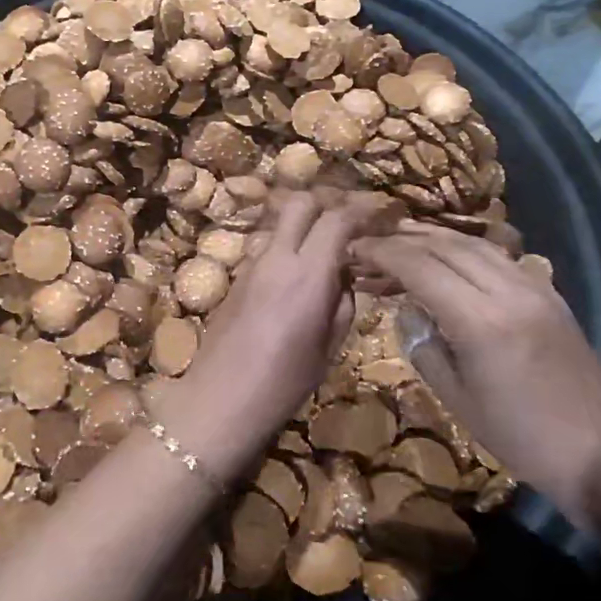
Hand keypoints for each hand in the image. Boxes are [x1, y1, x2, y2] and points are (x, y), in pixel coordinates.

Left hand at [157, 193, 379, 480]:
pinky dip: (287, 248)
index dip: (363, 209)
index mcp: (307, 275)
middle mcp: (277, 259)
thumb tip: (345, 276)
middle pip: (300, 202)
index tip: (381, 212)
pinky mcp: (235, 277)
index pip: (337, 219)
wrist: (220, 398)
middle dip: (327, 202)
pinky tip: (297, 277)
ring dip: (304, 226)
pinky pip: (267, 248)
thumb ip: (343, 302)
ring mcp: (250, 265)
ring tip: (325, 253)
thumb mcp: (329, 347)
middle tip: (349, 222)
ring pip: (280, 223)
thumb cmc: (283, 382)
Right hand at [351, 223, 600, 529]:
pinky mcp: (551, 296)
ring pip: (476, 244)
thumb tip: (406, 310)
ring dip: (434, 238)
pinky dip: (465, 249)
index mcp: (480, 322)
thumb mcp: (455, 398)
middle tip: (370, 244)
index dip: (383, 253)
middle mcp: (509, 293)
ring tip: (401, 240)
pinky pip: (500, 258)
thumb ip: (423, 346)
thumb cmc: (518, 436)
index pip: (420, 267)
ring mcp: (536, 290)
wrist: (600, 453)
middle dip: (403, 240)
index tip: (355, 248)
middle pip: (447, 246)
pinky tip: (448, 257)